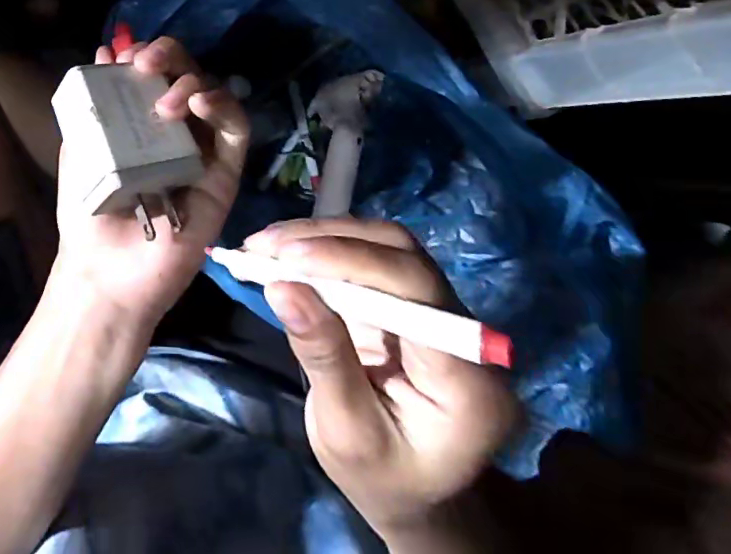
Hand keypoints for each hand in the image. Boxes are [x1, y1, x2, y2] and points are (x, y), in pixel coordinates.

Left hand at [51, 36, 249, 326]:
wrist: (105, 273)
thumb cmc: (89, 214)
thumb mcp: (83, 148)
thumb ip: (96, 102)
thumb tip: (105, 51)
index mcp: (142, 122)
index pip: (156, 74)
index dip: (147, 54)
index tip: (127, 57)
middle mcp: (176, 130)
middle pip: (187, 76)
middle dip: (169, 57)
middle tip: (147, 65)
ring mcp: (202, 150)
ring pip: (214, 95)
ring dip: (192, 82)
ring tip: (167, 101)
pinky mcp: (225, 173)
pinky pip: (236, 130)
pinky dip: (223, 105)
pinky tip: (198, 102)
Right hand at [246, 218, 518, 545]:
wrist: (416, 492)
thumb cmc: (385, 478)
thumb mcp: (347, 433)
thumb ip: (323, 357)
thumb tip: (281, 286)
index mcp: (467, 374)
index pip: (417, 288)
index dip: (353, 260)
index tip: (289, 257)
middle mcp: (462, 327)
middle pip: (401, 254)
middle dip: (328, 242)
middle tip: (264, 246)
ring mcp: (438, 307)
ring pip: (383, 245)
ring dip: (320, 237)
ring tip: (263, 245)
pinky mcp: (410, 298)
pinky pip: (369, 257)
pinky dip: (323, 249)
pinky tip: (283, 252)